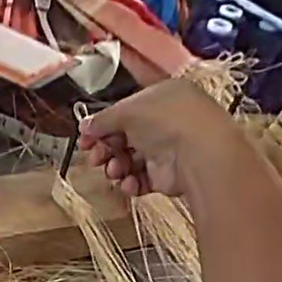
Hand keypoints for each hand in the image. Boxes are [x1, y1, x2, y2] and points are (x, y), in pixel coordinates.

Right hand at [78, 80, 248, 197]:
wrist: (197, 154)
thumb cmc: (166, 121)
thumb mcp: (128, 111)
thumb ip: (103, 120)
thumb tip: (84, 126)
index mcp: (157, 98)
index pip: (123, 113)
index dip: (102, 127)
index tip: (85, 140)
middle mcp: (162, 123)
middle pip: (123, 139)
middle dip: (106, 150)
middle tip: (95, 159)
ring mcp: (164, 151)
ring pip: (129, 162)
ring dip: (116, 168)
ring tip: (114, 171)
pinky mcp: (165, 177)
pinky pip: (140, 180)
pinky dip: (131, 183)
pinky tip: (129, 183)